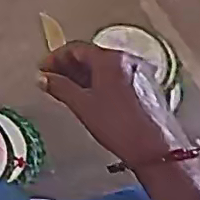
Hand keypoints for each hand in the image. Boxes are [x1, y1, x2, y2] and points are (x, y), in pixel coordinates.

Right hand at [40, 42, 193, 169]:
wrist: (157, 150)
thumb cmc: (117, 125)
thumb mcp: (82, 105)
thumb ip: (60, 87)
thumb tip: (42, 78)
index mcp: (110, 59)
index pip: (76, 48)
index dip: (55, 57)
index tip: (42, 70)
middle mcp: (127, 60)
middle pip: (92, 56)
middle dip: (68, 66)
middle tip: (51, 79)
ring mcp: (140, 72)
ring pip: (105, 68)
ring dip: (83, 75)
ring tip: (67, 90)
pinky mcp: (147, 87)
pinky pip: (117, 77)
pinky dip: (100, 82)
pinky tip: (90, 97)